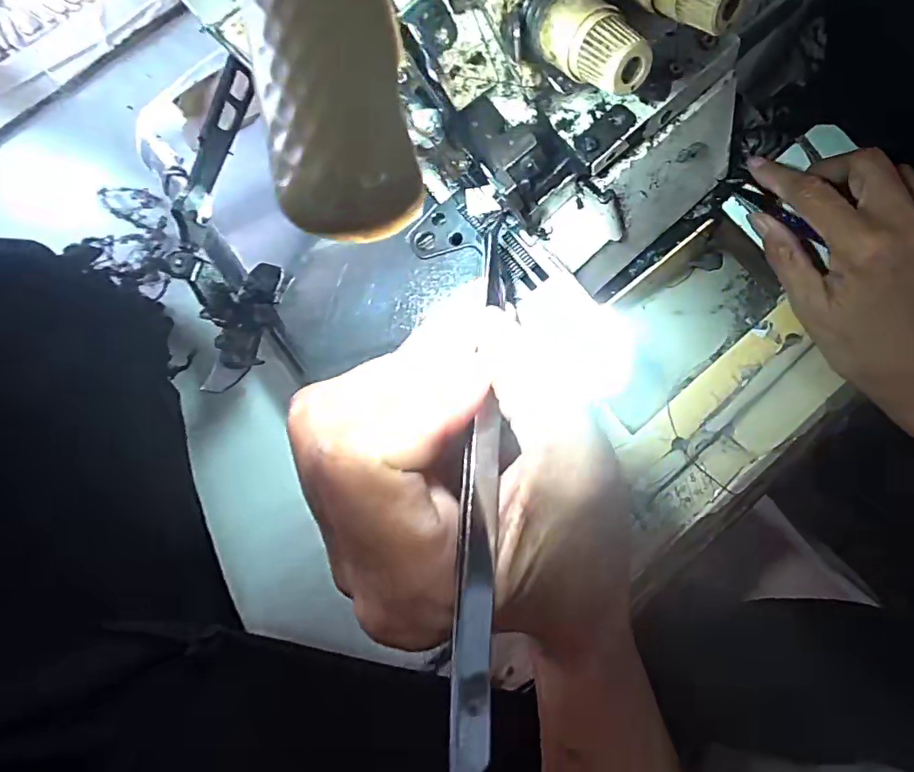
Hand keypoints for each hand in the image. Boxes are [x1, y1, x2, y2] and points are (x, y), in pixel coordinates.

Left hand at [287, 306, 630, 658]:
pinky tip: (442, 398)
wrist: (567, 590)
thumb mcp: (571, 458)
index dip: (419, 398)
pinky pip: (347, 420)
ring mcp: (344, 532)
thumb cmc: (580, 546)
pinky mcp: (350, 504)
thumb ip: (522, 381)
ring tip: (462, 383)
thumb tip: (474, 323)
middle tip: (475, 363)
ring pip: (332, 414)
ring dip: (400, 377)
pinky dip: (394, 390)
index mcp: (407, 577)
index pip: (359, 457)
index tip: (484, 378)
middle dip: (407, 376)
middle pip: (334, 426)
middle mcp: (354, 560)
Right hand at [745, 148, 913, 453]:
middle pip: (865, 162)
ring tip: (839, 205)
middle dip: (827, 169)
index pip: (814, 194)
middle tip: (806, 195)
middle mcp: (904, 226)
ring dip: (860, 177)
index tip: (756, 165)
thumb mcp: (811, 308)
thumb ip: (786, 255)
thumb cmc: (861, 350)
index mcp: (864, 247)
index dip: (780, 176)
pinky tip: (871, 218)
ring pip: (896, 170)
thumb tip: (761, 216)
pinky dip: (889, 191)